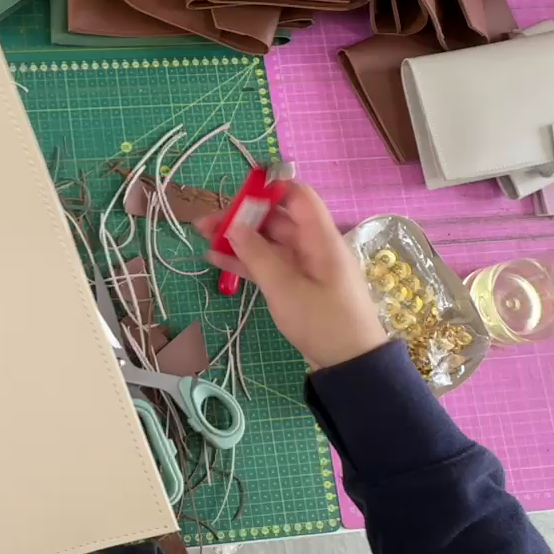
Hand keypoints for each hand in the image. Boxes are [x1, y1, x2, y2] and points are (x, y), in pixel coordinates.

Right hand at [196, 181, 387, 369]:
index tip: (236, 196)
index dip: (268, 189)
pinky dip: (244, 260)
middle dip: (241, 217)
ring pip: (266, 242)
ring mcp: (303, 265)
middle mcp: (312, 245)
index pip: (297, 196)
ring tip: (203, 237)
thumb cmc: (323, 323)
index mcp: (320, 238)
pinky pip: (267, 263)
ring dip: (237, 238)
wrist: (350, 363)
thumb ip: (257, 255)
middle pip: (275, 219)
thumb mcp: (286, 288)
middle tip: (205, 223)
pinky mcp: (295, 283)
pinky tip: (216, 259)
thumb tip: (234, 226)